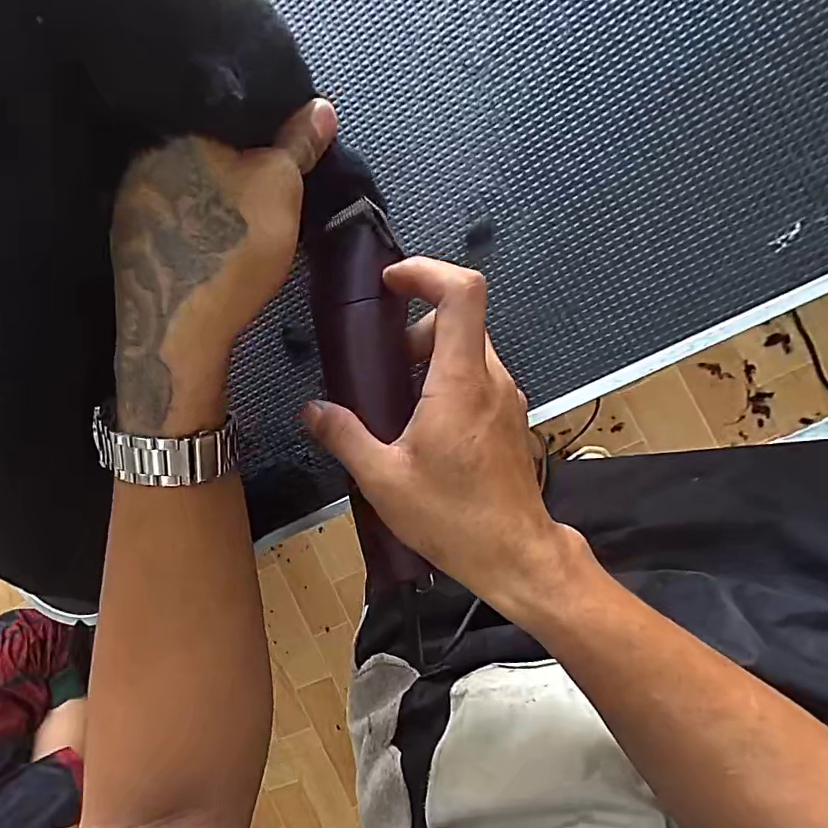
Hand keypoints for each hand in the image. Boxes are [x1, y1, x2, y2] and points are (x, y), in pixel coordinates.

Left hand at [111, 98, 336, 433]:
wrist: (182, 326)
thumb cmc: (233, 245)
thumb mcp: (280, 187)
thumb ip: (297, 145)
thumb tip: (321, 106)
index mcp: (174, 128)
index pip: (223, 110)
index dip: (260, 128)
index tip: (285, 152)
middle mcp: (143, 158)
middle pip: (201, 147)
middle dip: (235, 160)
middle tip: (270, 186)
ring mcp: (132, 204)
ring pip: (189, 186)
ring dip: (216, 195)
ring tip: (247, 217)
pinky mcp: (133, 245)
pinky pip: (177, 219)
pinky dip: (199, 224)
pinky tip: (217, 244)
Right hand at [302, 257, 587, 612]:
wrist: (514, 555)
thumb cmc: (452, 518)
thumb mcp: (383, 478)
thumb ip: (344, 436)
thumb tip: (313, 411)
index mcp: (460, 382)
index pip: (462, 293)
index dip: (426, 272)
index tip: (392, 283)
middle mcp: (492, 381)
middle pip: (459, 321)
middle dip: (415, 332)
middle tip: (383, 367)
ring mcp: (507, 401)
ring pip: (470, 352)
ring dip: (431, 360)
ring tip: (398, 403)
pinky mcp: (510, 422)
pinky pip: (479, 381)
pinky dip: (449, 384)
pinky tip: (425, 428)